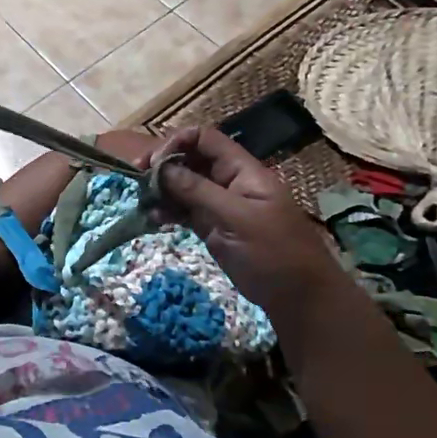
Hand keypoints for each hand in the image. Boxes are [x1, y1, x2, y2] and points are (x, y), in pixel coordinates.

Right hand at [149, 126, 341, 314]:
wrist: (299, 298)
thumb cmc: (274, 253)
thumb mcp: (236, 219)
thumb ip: (199, 191)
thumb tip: (163, 168)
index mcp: (242, 170)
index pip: (206, 139)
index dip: (178, 143)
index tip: (153, 163)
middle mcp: (229, 182)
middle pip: (192, 160)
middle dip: (164, 166)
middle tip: (137, 179)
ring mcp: (221, 206)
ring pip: (185, 186)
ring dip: (163, 190)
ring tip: (142, 202)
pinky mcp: (214, 228)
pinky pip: (187, 211)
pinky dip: (169, 211)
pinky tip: (153, 219)